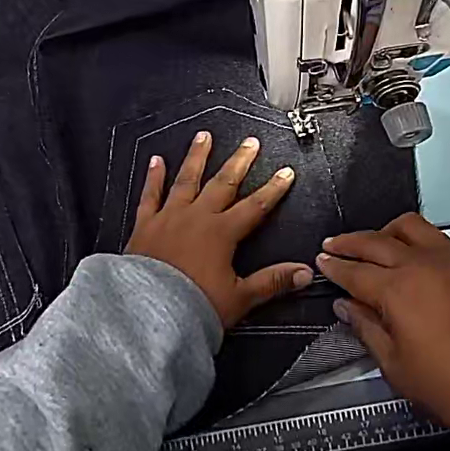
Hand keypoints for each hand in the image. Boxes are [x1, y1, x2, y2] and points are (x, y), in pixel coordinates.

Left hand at [126, 131, 313, 328]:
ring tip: (204, 136)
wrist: (147, 313)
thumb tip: (304, 273)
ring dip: (197, 157)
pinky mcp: (145, 225)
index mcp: (221, 233)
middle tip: (250, 142)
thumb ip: (273, 282)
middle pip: (223, 183)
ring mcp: (169, 217)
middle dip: (240, 161)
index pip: (255, 206)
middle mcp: (196, 218)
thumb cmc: (192, 306)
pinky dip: (153, 177)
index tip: (286, 173)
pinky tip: (156, 160)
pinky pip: (150, 195)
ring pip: (186, 179)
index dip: (274, 189)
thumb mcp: (240, 297)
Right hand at [318, 213, 449, 426]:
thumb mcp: (395, 365)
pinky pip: (432, 233)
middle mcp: (418, 265)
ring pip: (405, 226)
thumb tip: (347, 307)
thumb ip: (366, 328)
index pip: (354, 271)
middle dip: (347, 243)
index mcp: (395, 291)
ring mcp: (445, 258)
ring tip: (370, 242)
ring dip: (381, 231)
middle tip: (332, 246)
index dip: (334, 267)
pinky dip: (411, 234)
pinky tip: (406, 247)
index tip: (322, 263)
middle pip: (373, 242)